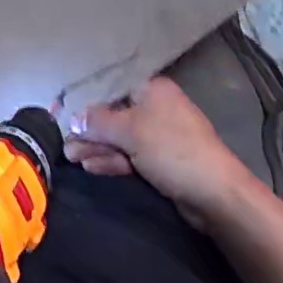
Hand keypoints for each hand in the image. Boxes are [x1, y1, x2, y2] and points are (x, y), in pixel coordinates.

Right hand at [64, 76, 259, 225]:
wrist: (216, 193)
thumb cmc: (172, 149)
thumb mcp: (130, 131)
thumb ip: (99, 122)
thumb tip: (75, 118)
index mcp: (152, 89)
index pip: (113, 90)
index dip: (88, 103)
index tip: (66, 116)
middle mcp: (156, 107)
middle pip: (115, 115)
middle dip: (91, 132)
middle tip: (66, 147)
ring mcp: (160, 136)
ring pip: (121, 138)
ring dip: (97, 148)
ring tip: (71, 158)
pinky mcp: (162, 161)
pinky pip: (131, 156)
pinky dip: (112, 160)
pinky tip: (91, 166)